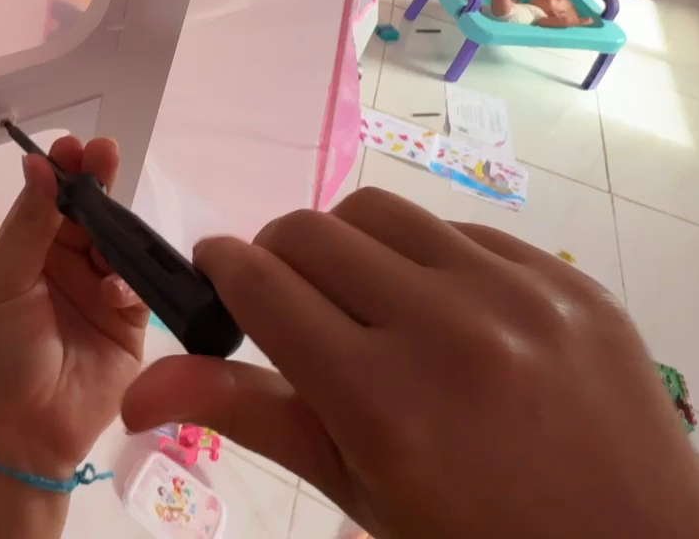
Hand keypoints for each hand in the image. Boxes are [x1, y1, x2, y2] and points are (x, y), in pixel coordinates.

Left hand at [0, 135, 147, 478]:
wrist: (20, 433)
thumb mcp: (5, 279)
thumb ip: (29, 223)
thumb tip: (36, 162)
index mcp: (30, 247)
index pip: (51, 197)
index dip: (64, 171)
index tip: (73, 146)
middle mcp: (67, 261)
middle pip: (90, 211)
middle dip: (98, 181)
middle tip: (105, 150)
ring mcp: (100, 290)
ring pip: (118, 244)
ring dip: (117, 230)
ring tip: (111, 220)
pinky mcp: (129, 323)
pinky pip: (137, 288)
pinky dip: (129, 284)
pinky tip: (114, 291)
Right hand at [122, 187, 698, 537]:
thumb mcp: (352, 489)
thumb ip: (245, 416)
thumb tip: (134, 393)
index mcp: (386, 402)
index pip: (257, 281)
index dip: (220, 269)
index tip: (219, 281)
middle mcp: (448, 332)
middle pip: (303, 229)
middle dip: (275, 258)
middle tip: (294, 307)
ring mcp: (518, 296)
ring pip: (370, 210)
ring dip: (344, 245)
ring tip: (367, 300)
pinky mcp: (564, 277)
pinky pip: (451, 229)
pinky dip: (422, 259)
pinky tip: (447, 314)